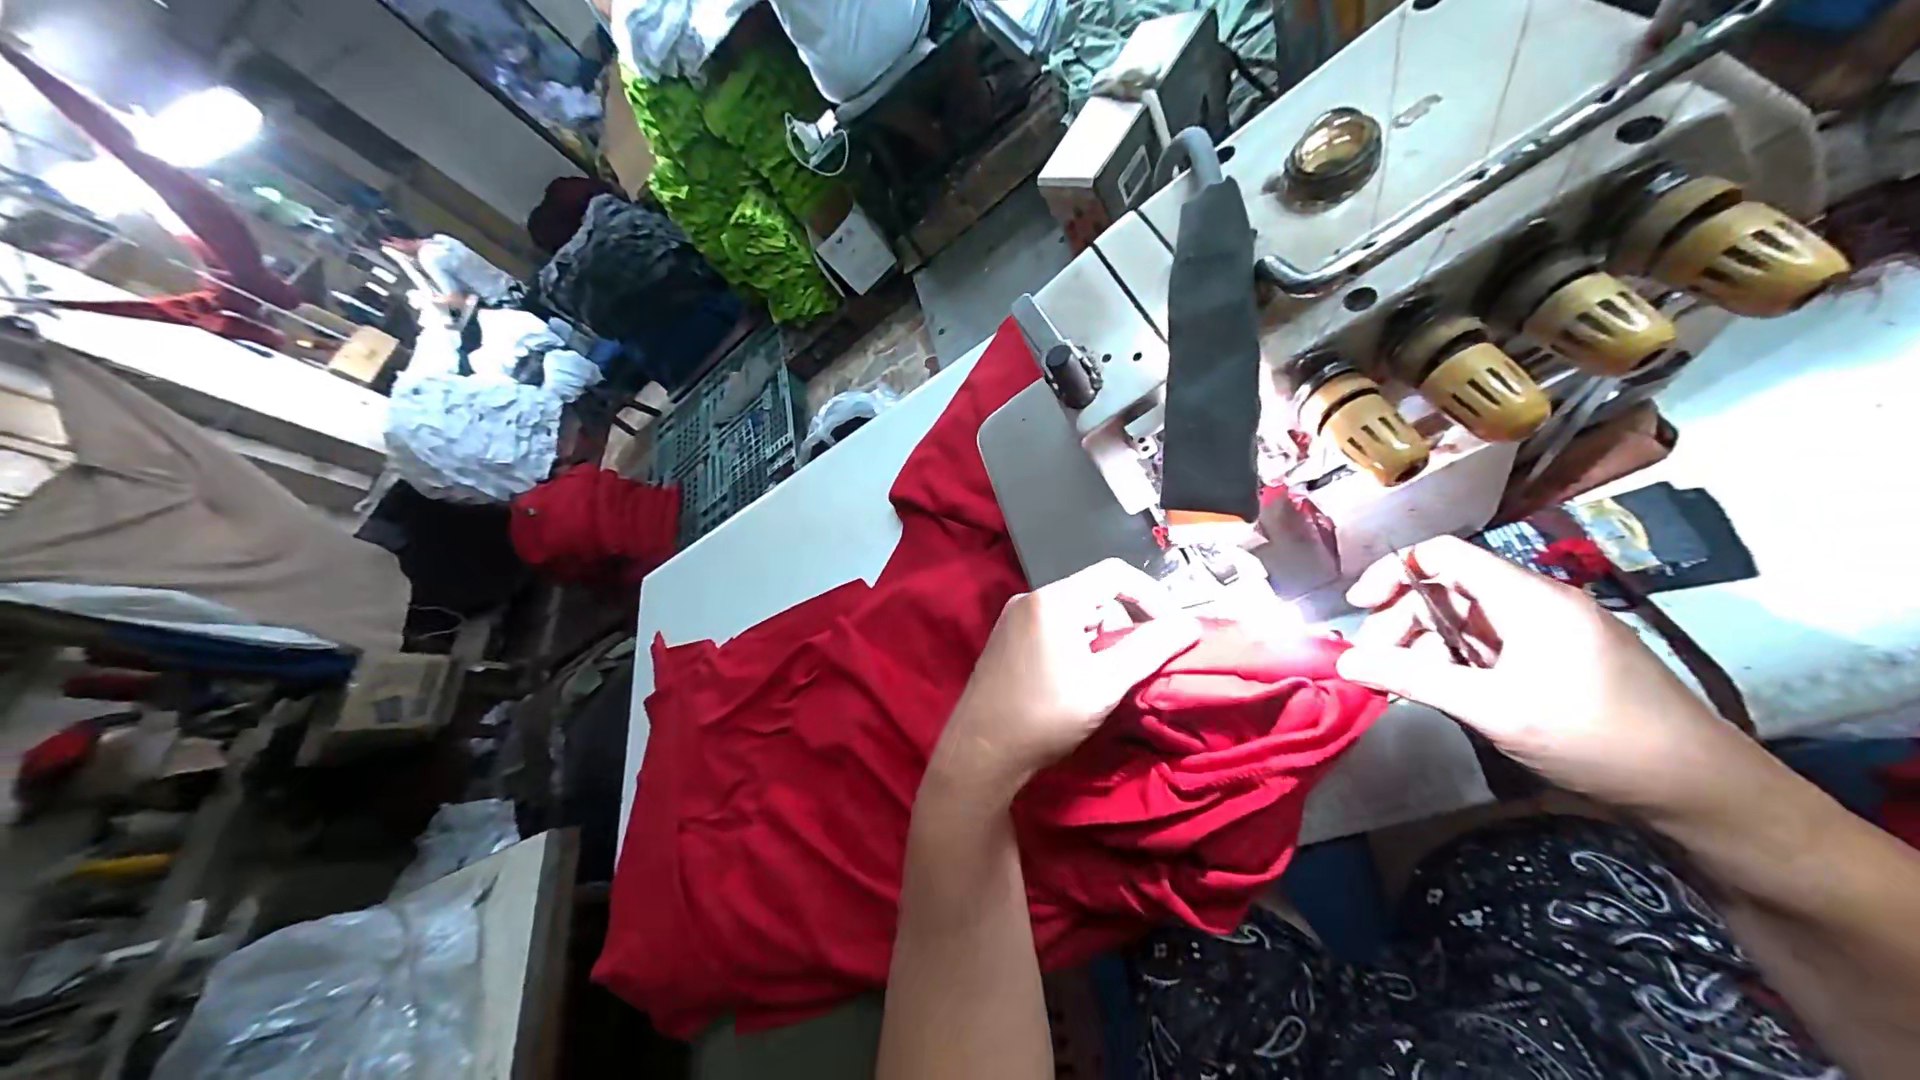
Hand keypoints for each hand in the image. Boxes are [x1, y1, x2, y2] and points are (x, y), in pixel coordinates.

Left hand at [932, 559, 1201, 800]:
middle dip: (1125, 622)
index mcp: (1053, 600)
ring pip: (1075, 613)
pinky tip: (1075, 679)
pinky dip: (1076, 644)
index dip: (1151, 596)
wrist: (980, 753)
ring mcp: (1013, 618)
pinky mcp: (1005, 639)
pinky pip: (1053, 627)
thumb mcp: (1106, 684)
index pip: (1115, 573)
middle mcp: (1030, 598)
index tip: (1171, 629)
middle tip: (1137, 663)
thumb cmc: (1045, 716)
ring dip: (1100, 638)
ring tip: (1104, 679)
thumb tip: (1190, 624)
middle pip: (1094, 593)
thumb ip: (1150, 649)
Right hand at [1336, 537, 1759, 820]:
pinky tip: (1439, 690)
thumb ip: (1413, 678)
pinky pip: (1486, 646)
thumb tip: (1346, 662)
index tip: (1360, 608)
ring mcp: (1547, 632)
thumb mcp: (1493, 708)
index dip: (1392, 572)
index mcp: (1526, 598)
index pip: (1441, 555)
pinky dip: (1453, 662)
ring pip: (1462, 620)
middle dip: (1401, 621)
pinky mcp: (1554, 659)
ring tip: (1404, 685)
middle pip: (1445, 590)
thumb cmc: (1596, 737)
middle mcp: (1535, 603)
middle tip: (1377, 665)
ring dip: (1424, 646)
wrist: (1703, 790)